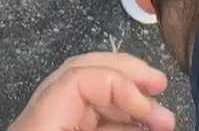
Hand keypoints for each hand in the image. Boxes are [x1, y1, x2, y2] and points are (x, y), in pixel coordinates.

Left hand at [9, 52, 176, 130]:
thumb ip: (115, 130)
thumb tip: (156, 118)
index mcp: (36, 123)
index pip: (76, 77)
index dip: (119, 82)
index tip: (153, 107)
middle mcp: (37, 119)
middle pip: (79, 73)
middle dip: (124, 74)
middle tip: (161, 84)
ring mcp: (44, 127)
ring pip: (85, 99)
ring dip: (126, 102)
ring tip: (162, 115)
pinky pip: (87, 122)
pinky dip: (116, 123)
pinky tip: (143, 128)